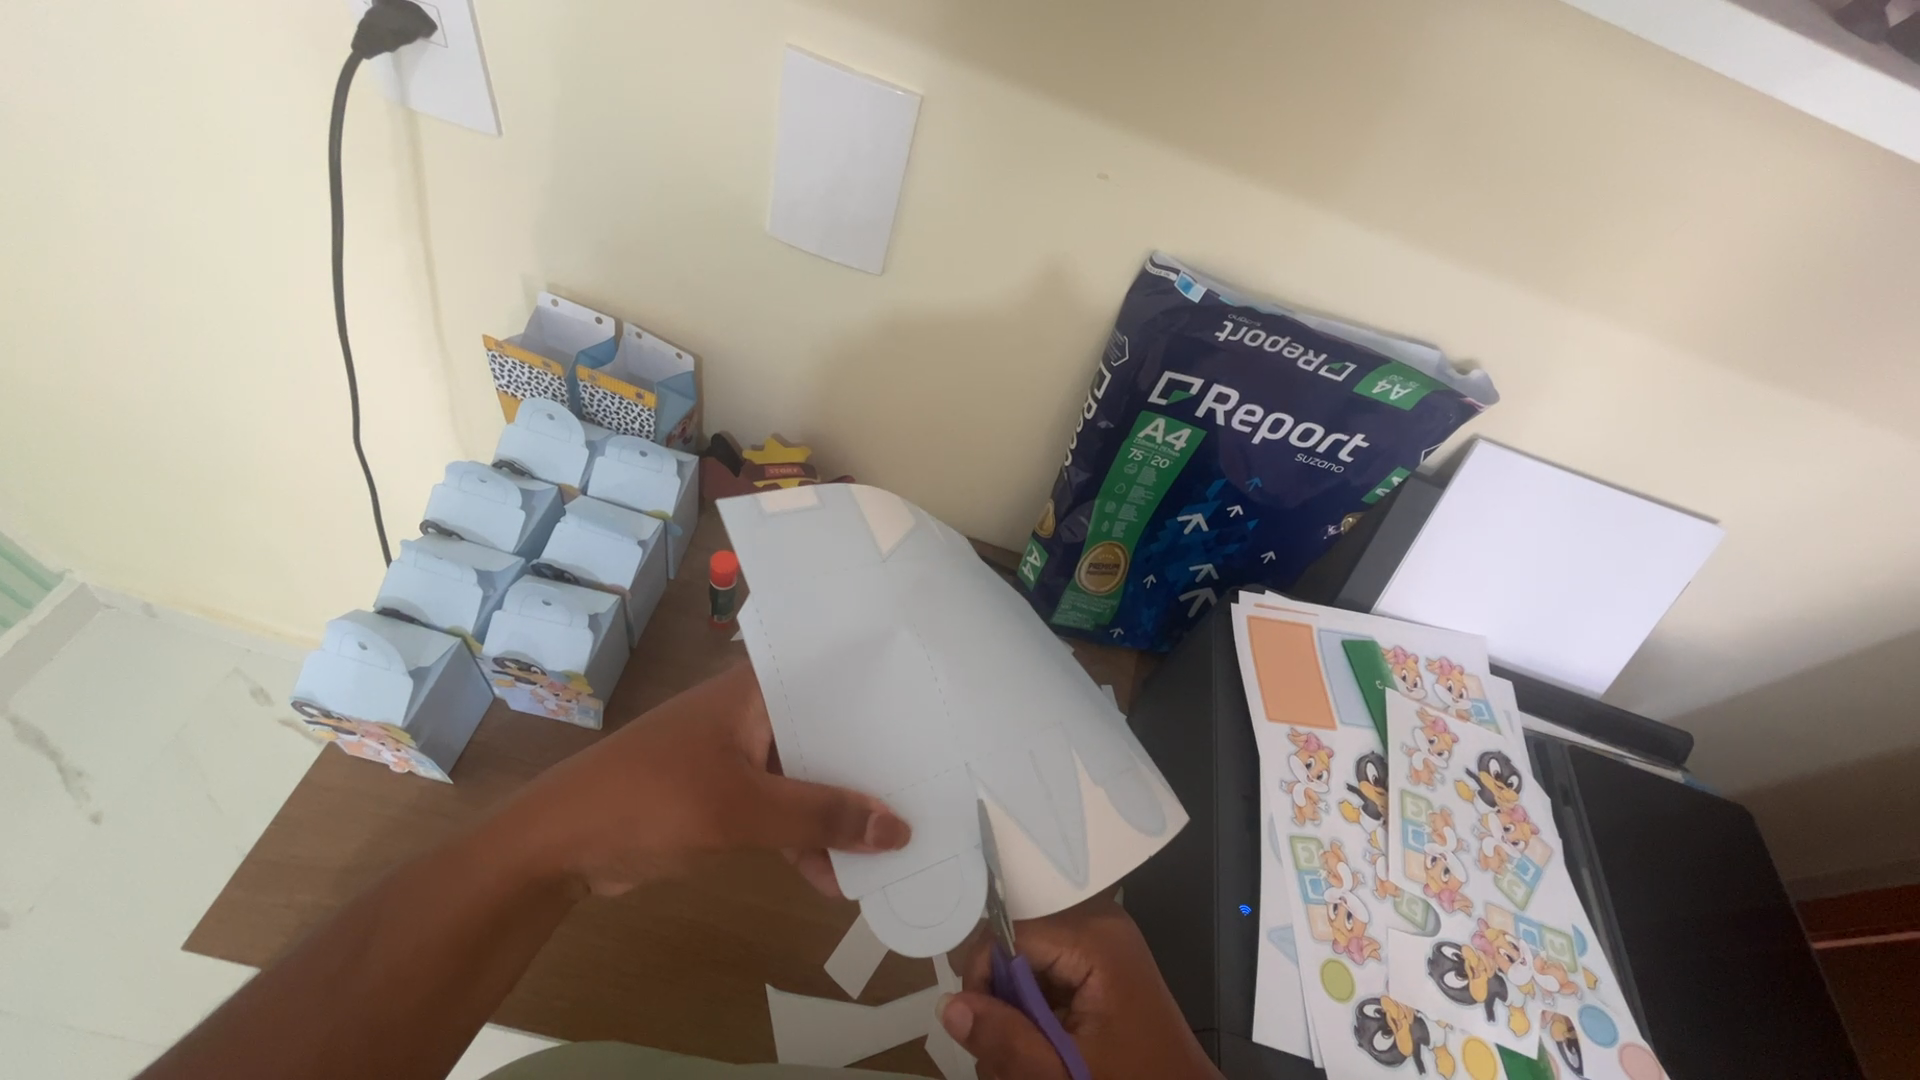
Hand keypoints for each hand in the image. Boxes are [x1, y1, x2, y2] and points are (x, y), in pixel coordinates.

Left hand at [480, 662, 910, 896]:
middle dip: (868, 765)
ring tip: (887, 847)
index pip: (833, 678)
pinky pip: (780, 809)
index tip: (929, 720)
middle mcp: (753, 712)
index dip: (880, 697)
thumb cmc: (654, 799)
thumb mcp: (744, 809)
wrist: (561, 846)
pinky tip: (833, 878)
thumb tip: (900, 830)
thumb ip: (822, 818)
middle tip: (924, 788)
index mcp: (757, 689)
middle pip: (825, 731)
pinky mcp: (725, 794)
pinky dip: (802, 839)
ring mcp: (738, 753)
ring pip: (805, 776)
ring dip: (836, 813)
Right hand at [940, 898, 1221, 1079]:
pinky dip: (1034, 1007)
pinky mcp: (1099, 959)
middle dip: (1000, 996)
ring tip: (1027, 1056)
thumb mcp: (1065, 1076)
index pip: (1009, 929)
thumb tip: (948, 1006)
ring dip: (1015, 1007)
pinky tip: (1042, 1044)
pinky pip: (1046, 968)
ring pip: (1027, 957)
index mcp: (1094, 935)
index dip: (984, 974)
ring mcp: (1101, 938)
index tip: (981, 1025)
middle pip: (1016, 940)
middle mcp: (1098, 921)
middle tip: (1006, 1051)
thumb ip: (1006, 1041)